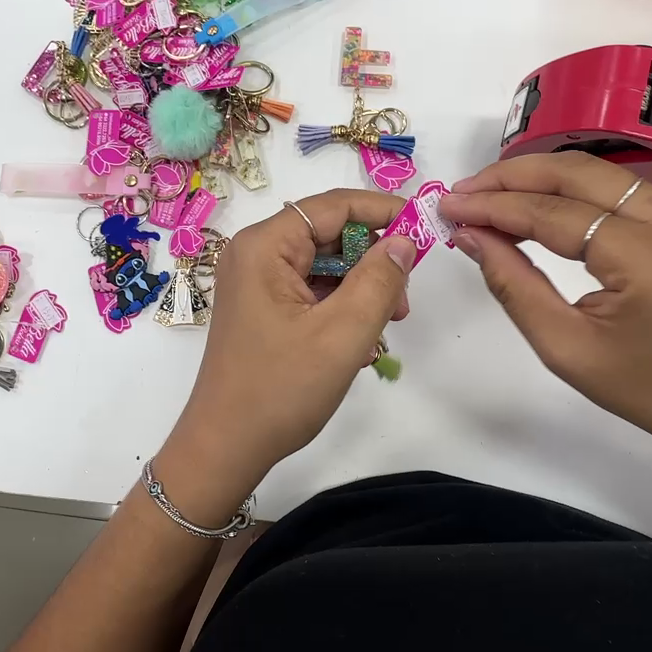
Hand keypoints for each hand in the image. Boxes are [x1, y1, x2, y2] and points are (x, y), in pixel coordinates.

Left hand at [156, 189, 415, 523]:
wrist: (226, 445)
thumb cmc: (280, 389)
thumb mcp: (342, 334)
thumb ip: (379, 281)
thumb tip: (404, 241)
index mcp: (265, 246)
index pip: (333, 206)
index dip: (382, 210)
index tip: (425, 227)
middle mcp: (254, 252)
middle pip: (328, 232)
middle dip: (373, 256)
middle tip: (405, 296)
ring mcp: (254, 279)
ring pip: (322, 262)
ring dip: (360, 283)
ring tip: (389, 321)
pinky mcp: (260, 304)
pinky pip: (309, 286)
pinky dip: (340, 302)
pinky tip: (362, 336)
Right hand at [438, 152, 651, 448]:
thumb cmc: (646, 390)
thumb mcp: (564, 347)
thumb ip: (511, 283)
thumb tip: (468, 233)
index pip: (557, 216)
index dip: (496, 207)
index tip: (449, 206)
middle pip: (580, 174)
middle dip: (513, 177)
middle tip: (464, 191)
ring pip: (599, 172)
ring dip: (538, 178)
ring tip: (488, 193)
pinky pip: (619, 188)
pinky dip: (569, 190)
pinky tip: (533, 202)